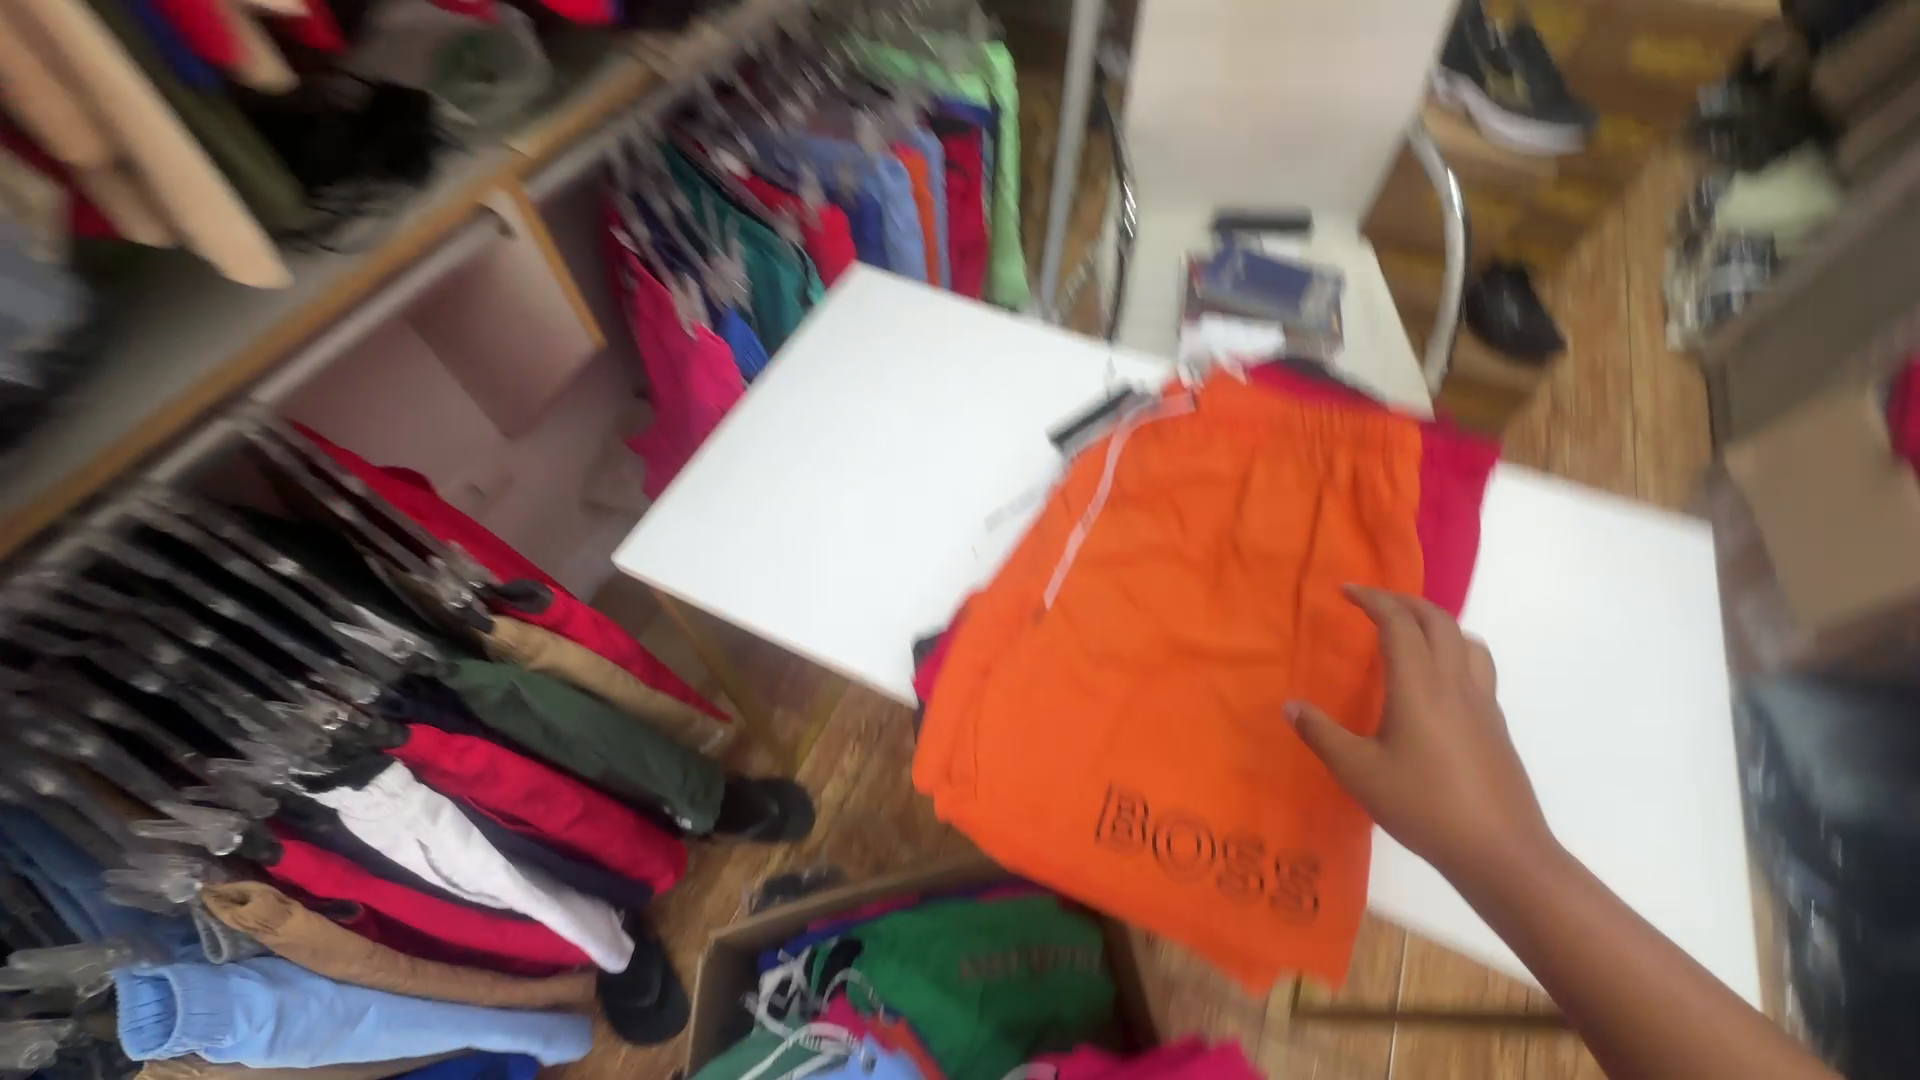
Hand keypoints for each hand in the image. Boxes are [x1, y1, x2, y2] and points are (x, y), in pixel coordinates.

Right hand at [1287, 585, 1556, 882]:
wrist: (1499, 850)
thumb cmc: (1423, 805)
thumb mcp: (1357, 771)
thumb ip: (1321, 734)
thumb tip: (1290, 706)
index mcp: (1419, 686)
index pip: (1400, 624)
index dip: (1374, 600)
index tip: (1347, 590)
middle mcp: (1455, 684)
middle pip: (1438, 621)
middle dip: (1405, 602)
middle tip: (1374, 602)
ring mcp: (1482, 703)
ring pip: (1466, 640)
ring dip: (1436, 622)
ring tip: (1410, 629)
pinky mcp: (1495, 725)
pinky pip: (1477, 666)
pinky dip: (1455, 649)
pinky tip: (1438, 678)